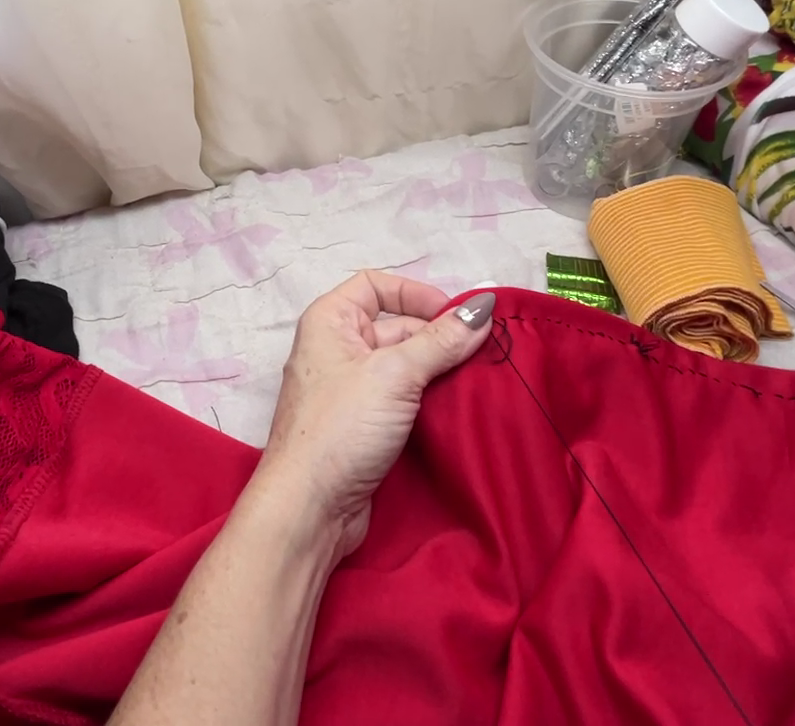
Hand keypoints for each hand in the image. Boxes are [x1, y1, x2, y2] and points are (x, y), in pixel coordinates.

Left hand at [253, 272, 496, 556]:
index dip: (415, 293)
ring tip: (481, 379)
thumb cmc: (341, 428)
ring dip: (439, 370)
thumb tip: (483, 308)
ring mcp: (351, 389)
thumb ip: (441, 341)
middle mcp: (337, 349)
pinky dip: (429, 398)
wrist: (309, 508)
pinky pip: (403, 397)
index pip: (375, 285)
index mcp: (330, 321)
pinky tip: (462, 407)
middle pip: (396, 326)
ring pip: (404, 365)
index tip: (455, 316)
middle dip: (437, 336)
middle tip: (484, 353)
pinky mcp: (365, 424)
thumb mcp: (395, 375)